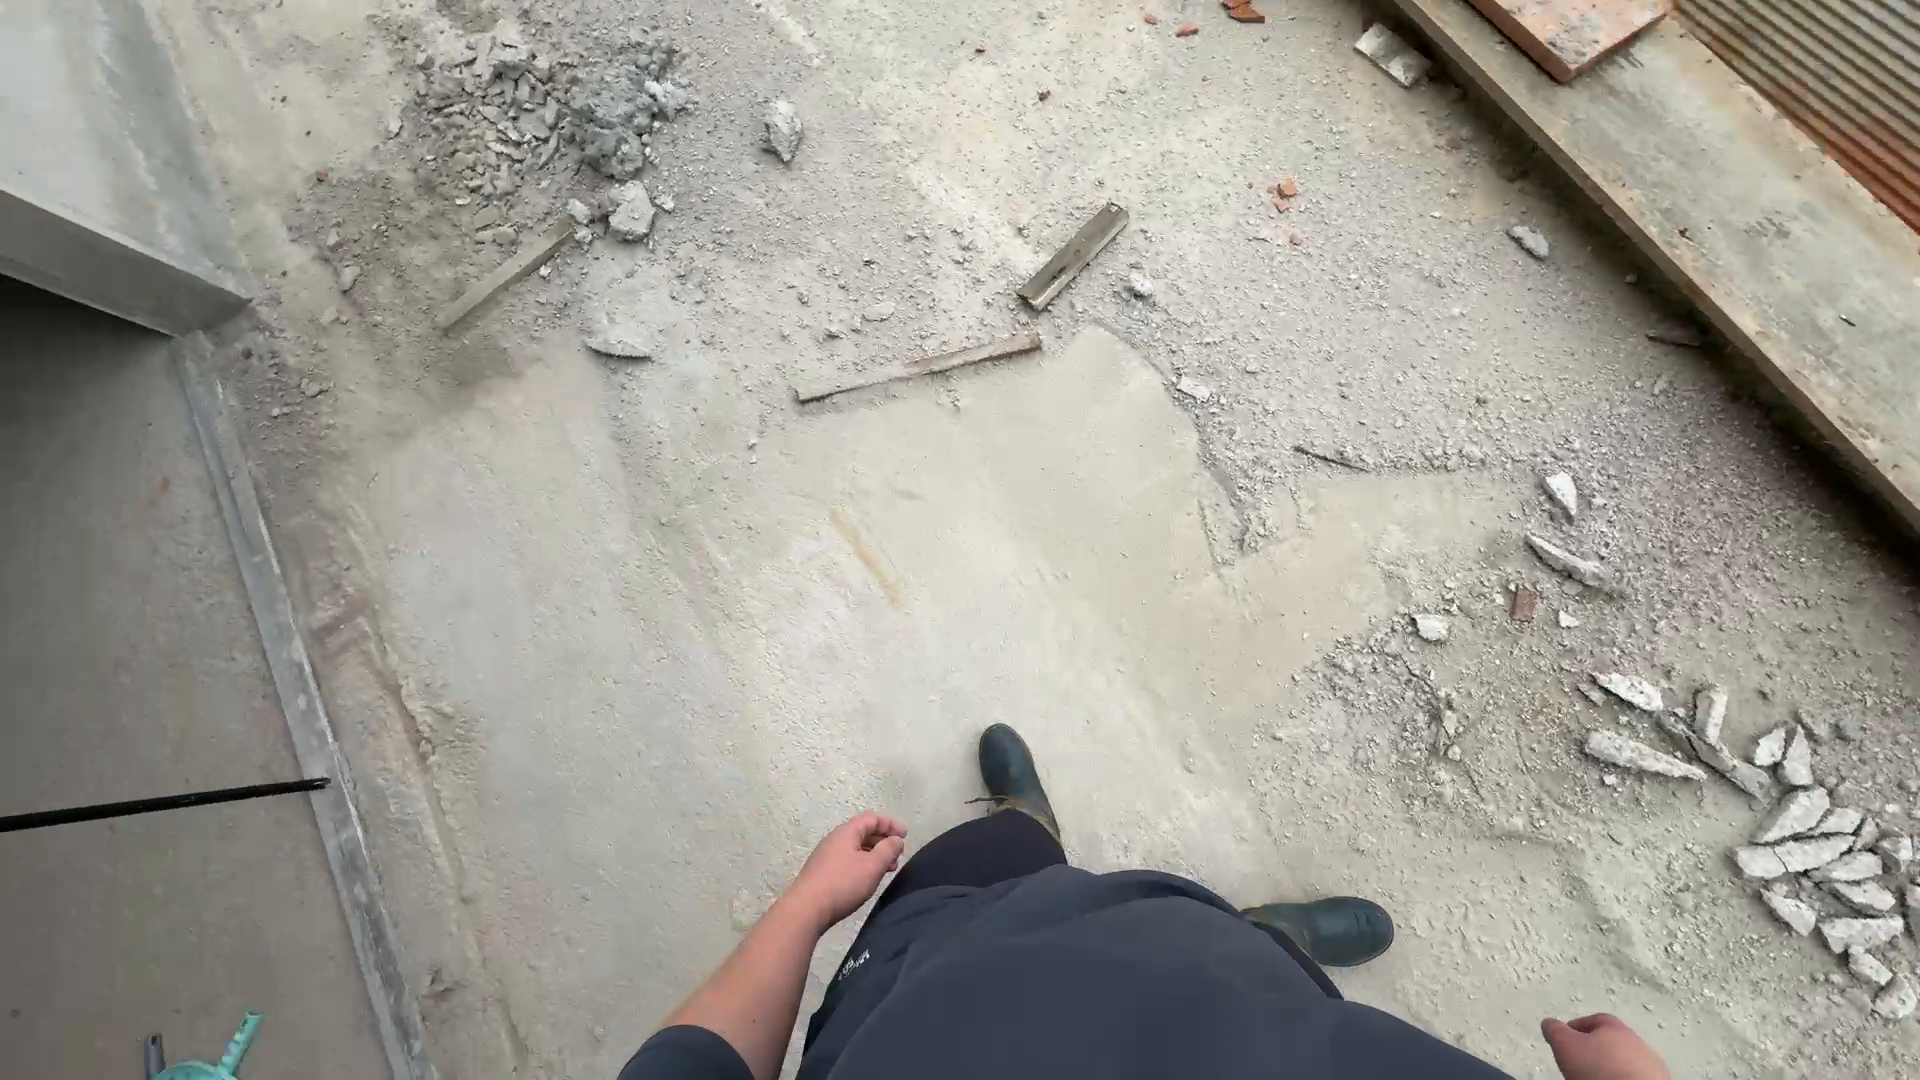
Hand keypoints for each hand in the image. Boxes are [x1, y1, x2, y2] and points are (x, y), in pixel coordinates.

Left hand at [780, 812, 907, 930]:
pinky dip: (862, 864)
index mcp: (847, 832)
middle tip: (897, 855)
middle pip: (863, 832)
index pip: (872, 818)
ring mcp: (825, 856)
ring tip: (887, 870)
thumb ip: (888, 850)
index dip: (890, 824)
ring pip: (855, 848)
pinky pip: (847, 860)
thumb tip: (896, 840)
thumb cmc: (843, 884)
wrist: (805, 910)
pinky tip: (866, 879)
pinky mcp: (821, 872)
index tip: (905, 836)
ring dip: (873, 854)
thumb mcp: (872, 866)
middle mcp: (834, 839)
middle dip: (883, 841)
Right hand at [1541, 1014, 1670, 1079]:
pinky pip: (1638, 1078)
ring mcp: (1656, 1069)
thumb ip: (1553, 1028)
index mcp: (1617, 1028)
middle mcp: (1640, 1044)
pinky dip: (1625, 1079)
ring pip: (1627, 1062)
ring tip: (1596, 1077)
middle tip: (1580, 1061)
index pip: (1596, 1019)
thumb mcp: (1563, 1044)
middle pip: (1613, 1042)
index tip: (1566, 1041)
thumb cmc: (1598, 1068)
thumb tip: (1550, 1024)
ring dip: (1612, 1066)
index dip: (1578, 1027)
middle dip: (1596, 1049)